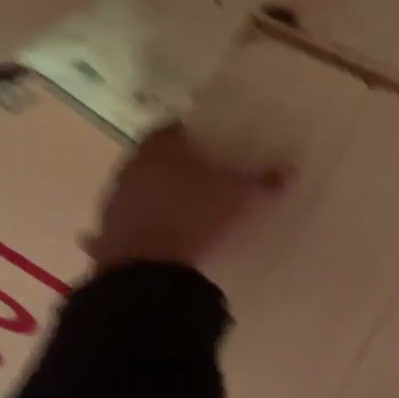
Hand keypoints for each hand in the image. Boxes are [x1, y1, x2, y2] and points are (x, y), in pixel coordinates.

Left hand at [85, 124, 288, 271]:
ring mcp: (115, 199)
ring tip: (193, 199)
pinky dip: (152, 217)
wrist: (146, 269)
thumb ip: (265, 181)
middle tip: (209, 168)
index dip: (194, 132)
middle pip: (157, 156)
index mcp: (162, 149)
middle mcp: (133, 166)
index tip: (214, 139)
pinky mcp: (108, 230)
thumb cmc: (196, 215)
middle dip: (180, 161)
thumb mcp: (243, 197)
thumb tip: (290, 170)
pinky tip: (174, 227)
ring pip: (143, 185)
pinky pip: (135, 215)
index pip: (174, 128)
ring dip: (162, 189)